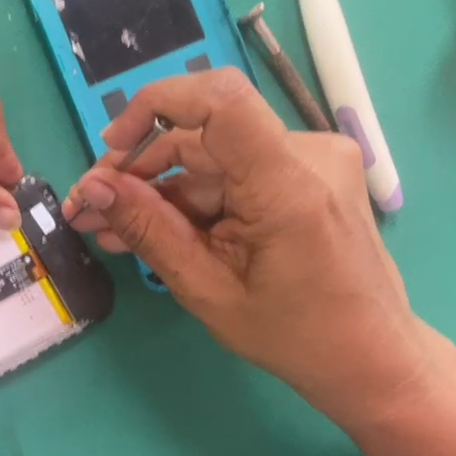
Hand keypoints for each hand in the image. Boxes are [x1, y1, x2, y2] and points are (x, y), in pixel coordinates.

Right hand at [60, 69, 443, 429]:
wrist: (368, 354)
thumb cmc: (292, 334)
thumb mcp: (205, 289)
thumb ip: (149, 230)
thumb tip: (92, 188)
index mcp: (288, 185)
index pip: (219, 101)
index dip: (154, 106)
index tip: (111, 149)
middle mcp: (306, 154)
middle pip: (201, 136)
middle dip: (135, 169)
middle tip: (87, 211)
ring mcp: (308, 162)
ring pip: (208, 159)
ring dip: (155, 191)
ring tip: (109, 230)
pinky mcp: (303, 175)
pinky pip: (230, 174)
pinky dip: (188, 200)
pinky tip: (151, 231)